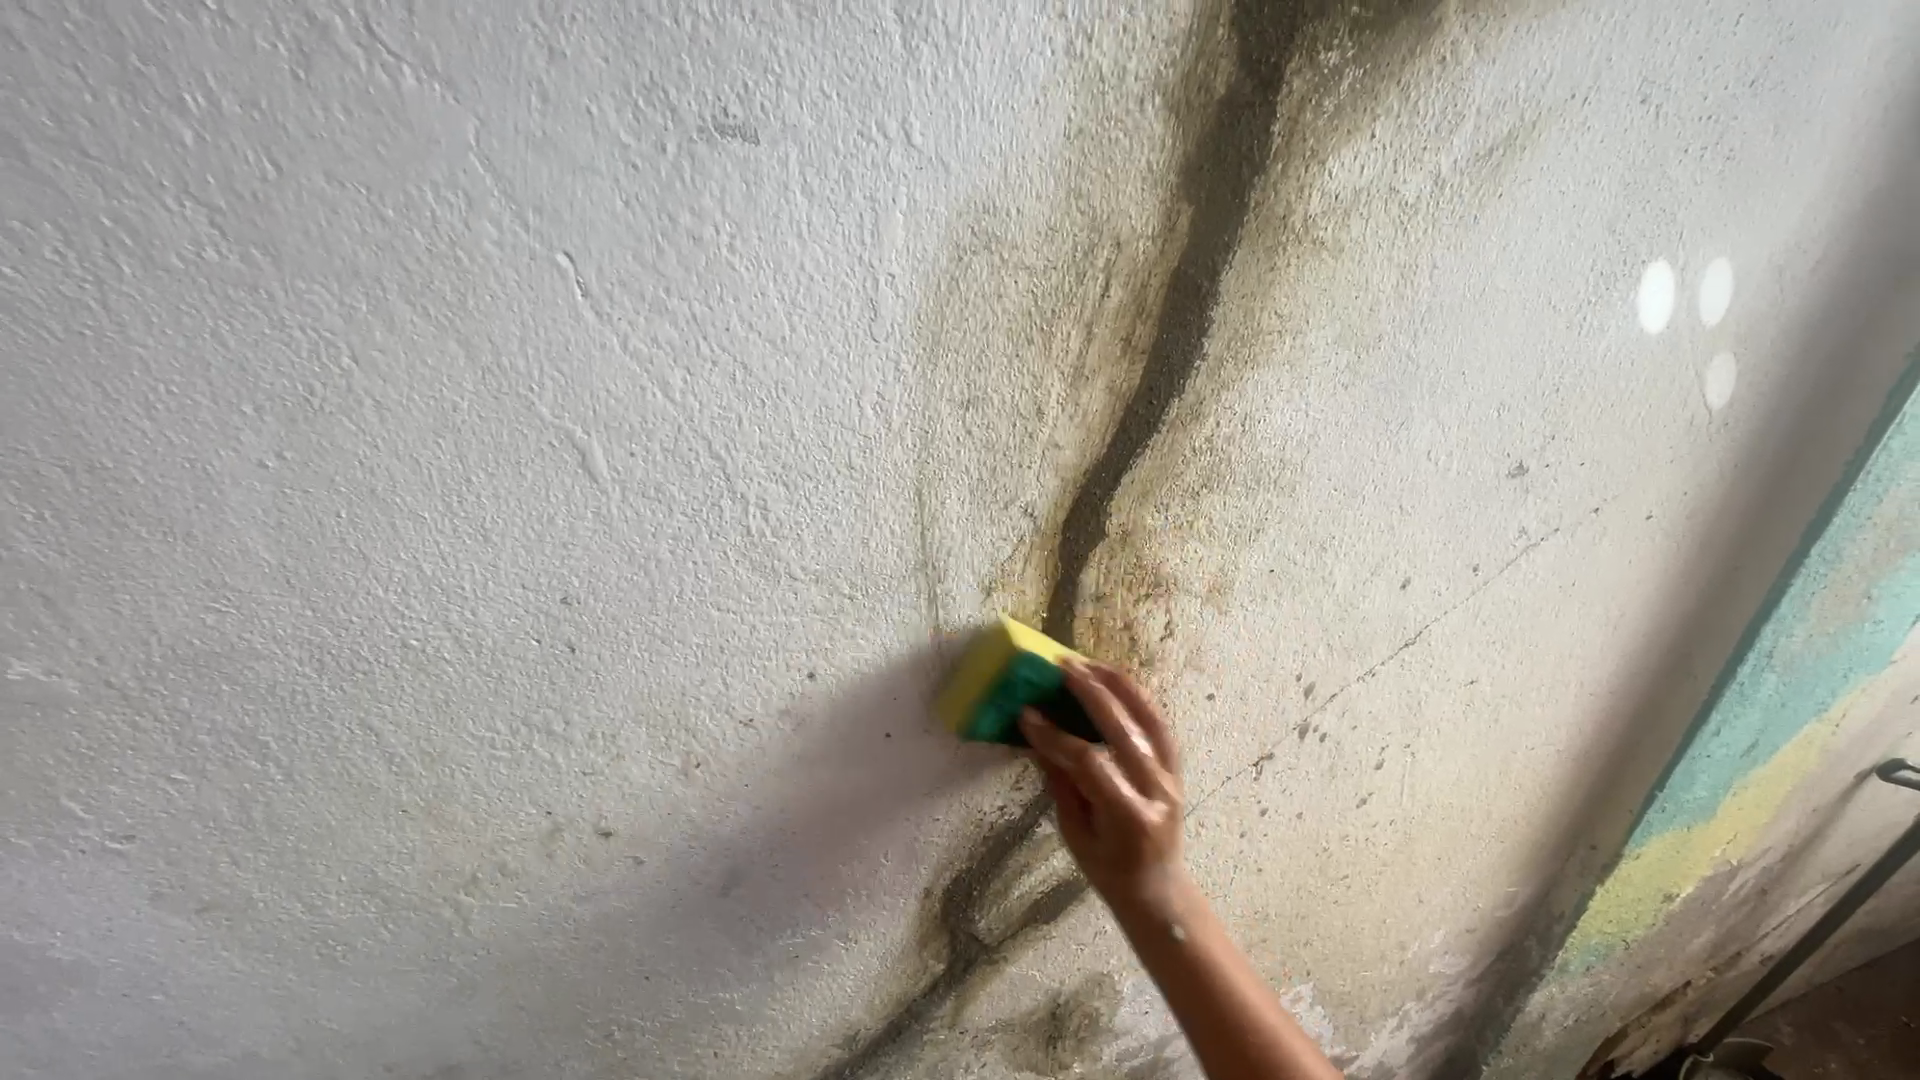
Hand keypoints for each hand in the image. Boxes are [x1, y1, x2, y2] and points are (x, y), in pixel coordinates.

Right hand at [1019, 659, 1185, 912]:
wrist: (1158, 889)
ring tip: (1088, 663)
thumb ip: (1062, 784)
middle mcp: (1156, 792)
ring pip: (1149, 718)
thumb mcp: (1075, 835)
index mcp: (1129, 817)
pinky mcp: (1176, 767)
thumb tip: (1040, 739)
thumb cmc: (1109, 871)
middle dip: (1090, 694)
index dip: (1055, 736)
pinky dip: (1137, 697)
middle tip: (1061, 669)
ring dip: (1117, 685)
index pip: (1089, 763)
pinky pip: (1158, 723)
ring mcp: (1171, 777)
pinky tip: (1114, 680)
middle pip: (1124, 731)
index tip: (1027, 715)